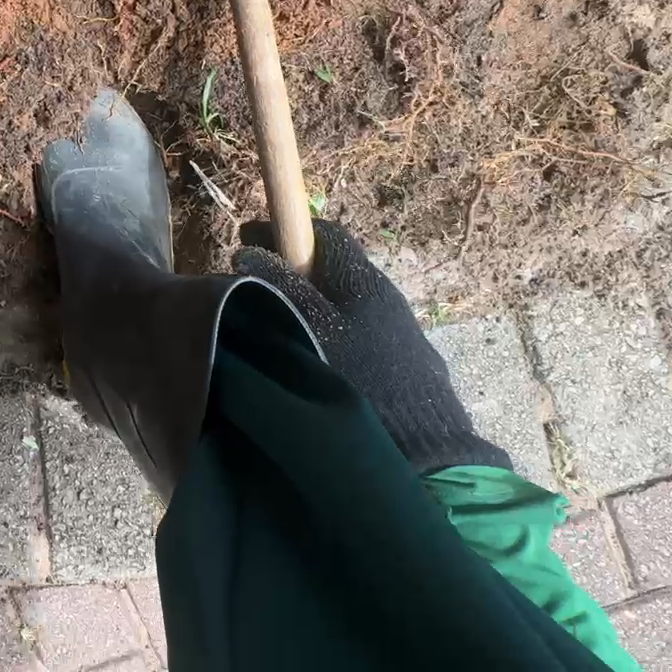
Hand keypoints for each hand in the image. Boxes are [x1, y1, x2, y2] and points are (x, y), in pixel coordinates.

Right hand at [233, 218, 510, 474]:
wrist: (426, 443)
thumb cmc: (362, 373)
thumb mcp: (311, 324)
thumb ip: (280, 285)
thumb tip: (246, 253)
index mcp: (364, 281)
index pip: (325, 234)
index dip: (284, 228)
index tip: (246, 236)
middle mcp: (384, 296)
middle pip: (331, 266)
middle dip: (289, 264)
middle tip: (250, 277)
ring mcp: (395, 329)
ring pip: (340, 298)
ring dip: (304, 296)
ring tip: (270, 312)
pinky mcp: (398, 359)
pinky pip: (351, 326)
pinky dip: (322, 322)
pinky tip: (305, 343)